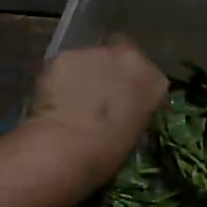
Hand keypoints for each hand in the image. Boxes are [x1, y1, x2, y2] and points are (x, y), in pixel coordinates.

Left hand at [24, 38, 168, 177]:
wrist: (64, 147)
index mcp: (154, 81)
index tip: (124, 106)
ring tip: (71, 97)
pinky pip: (65, 64)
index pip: (149, 80)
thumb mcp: (133, 137)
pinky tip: (52, 96)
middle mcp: (129, 57)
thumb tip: (122, 114)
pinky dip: (60, 77)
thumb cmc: (105, 154)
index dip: (134, 92)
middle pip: (120, 58)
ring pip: (90, 58)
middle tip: (96, 96)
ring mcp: (95, 52)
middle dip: (110, 73)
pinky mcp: (64, 55)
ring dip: (85, 73)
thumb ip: (132, 114)